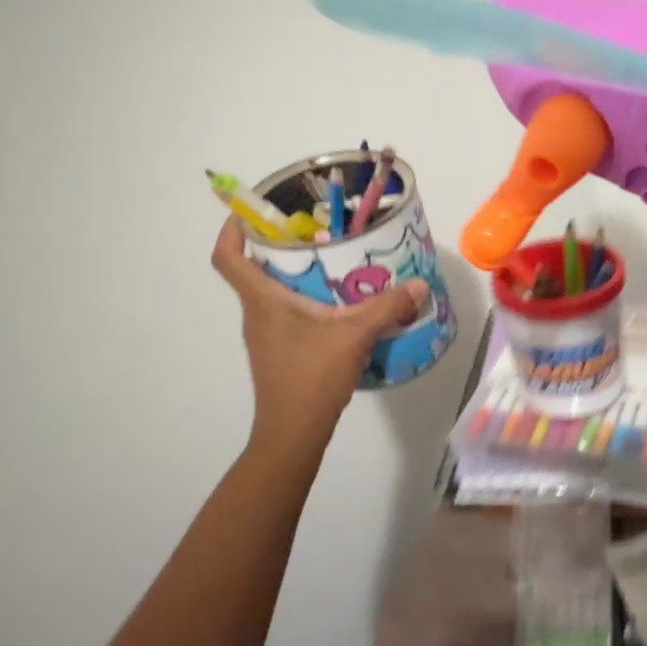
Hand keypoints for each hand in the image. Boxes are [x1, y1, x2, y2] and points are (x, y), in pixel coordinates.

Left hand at [210, 218, 427, 462]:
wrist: (293, 432)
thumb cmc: (311, 377)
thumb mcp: (355, 336)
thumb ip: (386, 307)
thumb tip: (418, 285)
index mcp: (262, 301)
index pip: (228, 258)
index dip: (232, 230)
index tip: (252, 213)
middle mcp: (257, 315)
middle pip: (255, 272)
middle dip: (281, 250)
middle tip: (316, 234)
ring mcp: (266, 337)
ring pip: (274, 296)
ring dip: (298, 279)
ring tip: (336, 268)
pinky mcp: (279, 354)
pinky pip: (288, 316)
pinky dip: (308, 305)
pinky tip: (340, 310)